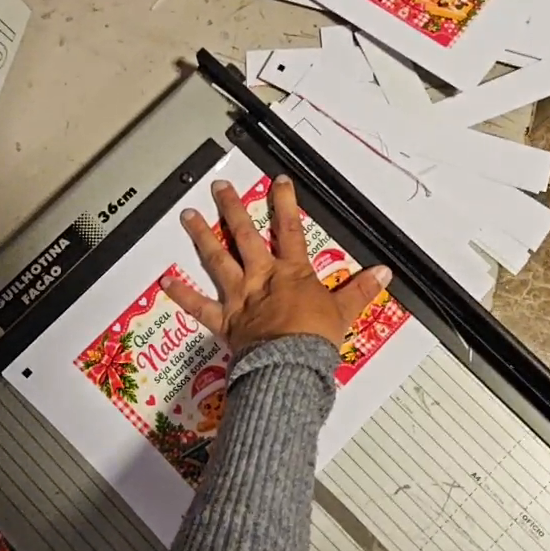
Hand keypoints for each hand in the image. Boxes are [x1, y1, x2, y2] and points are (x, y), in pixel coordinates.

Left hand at [161, 176, 391, 357]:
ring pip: (218, 260)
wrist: (290, 368)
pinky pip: (199, 306)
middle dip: (233, 209)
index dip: (285, 204)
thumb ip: (361, 290)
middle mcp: (262, 278)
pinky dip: (182, 294)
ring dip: (202, 237)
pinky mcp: (225, 320)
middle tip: (219, 187)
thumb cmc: (315, 341)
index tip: (278, 182)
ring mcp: (240, 297)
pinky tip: (165, 279)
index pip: (289, 230)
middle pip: (245, 236)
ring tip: (188, 216)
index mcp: (292, 274)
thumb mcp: (344, 312)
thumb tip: (384, 273)